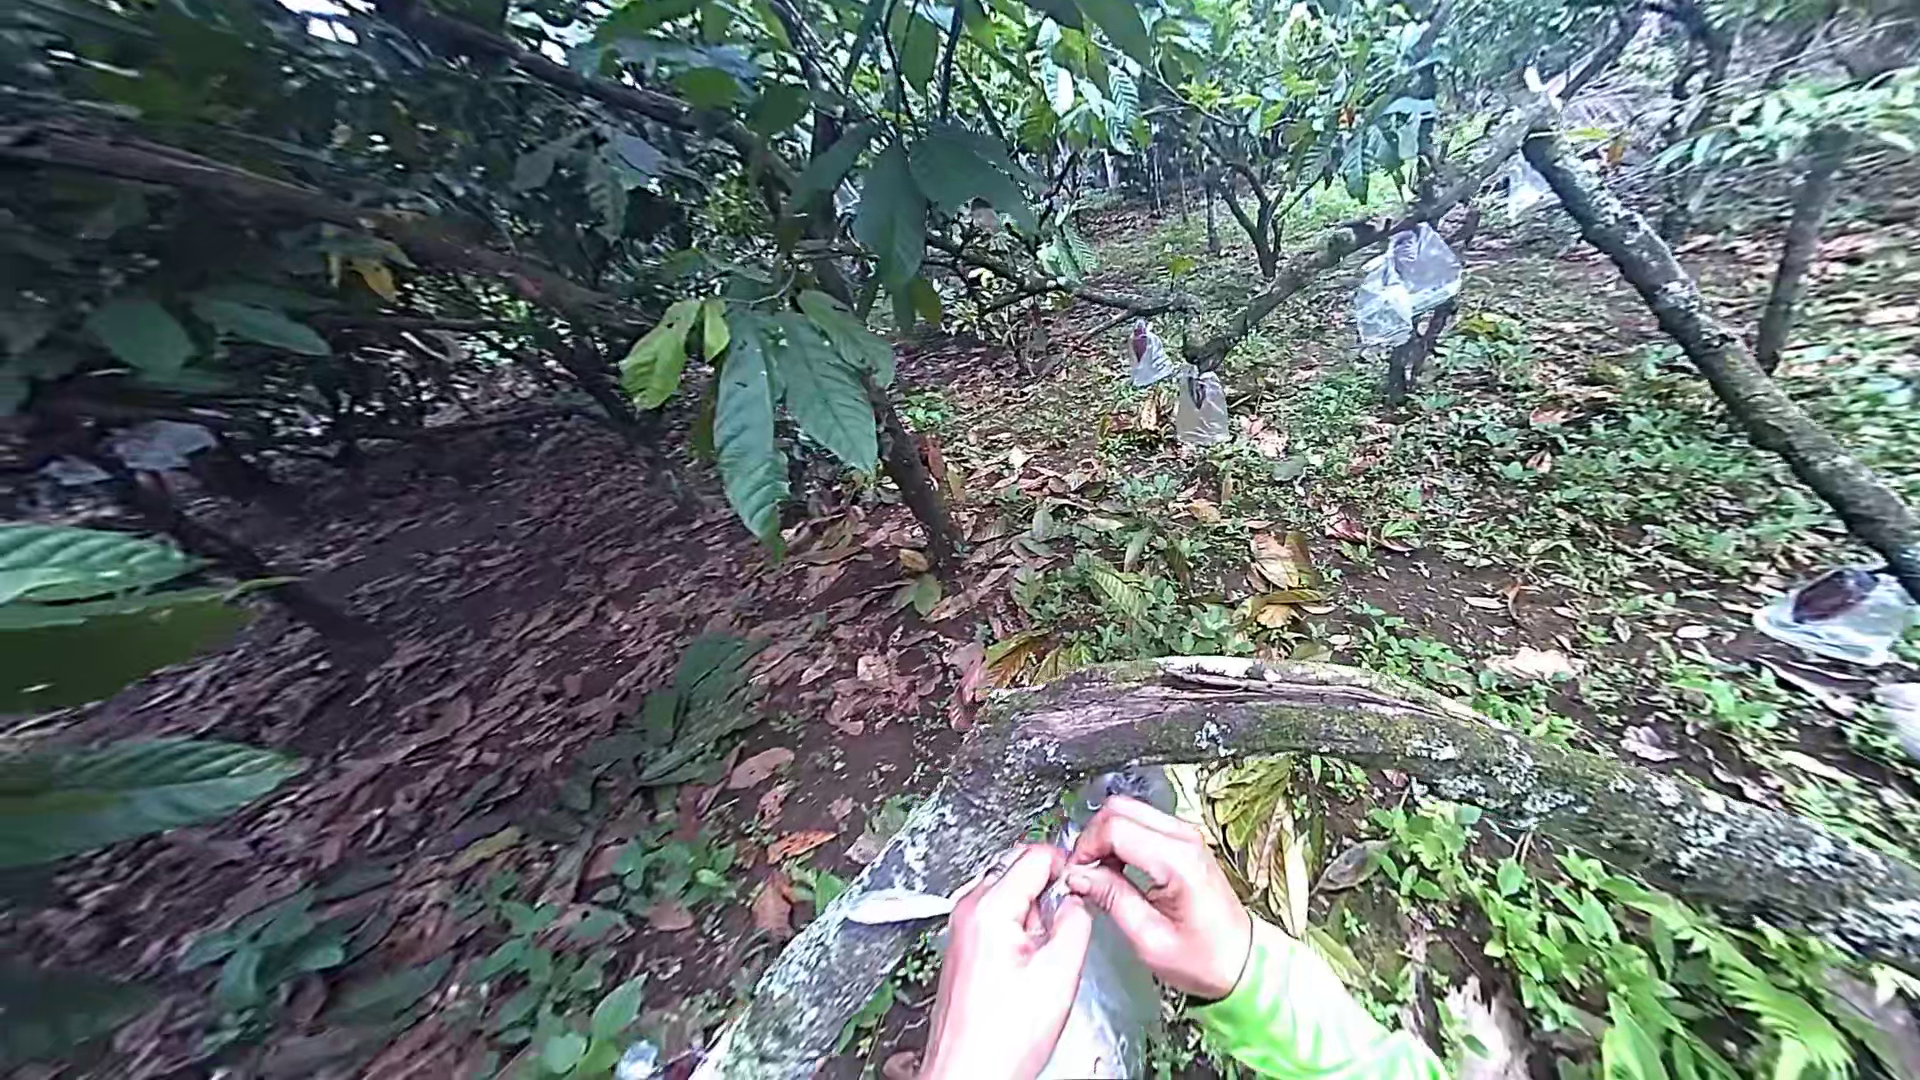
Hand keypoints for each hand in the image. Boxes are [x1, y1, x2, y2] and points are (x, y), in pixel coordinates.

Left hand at [919, 846, 1092, 1079]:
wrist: (966, 1074)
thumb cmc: (1003, 1039)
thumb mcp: (1058, 976)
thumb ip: (1075, 923)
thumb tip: (1077, 897)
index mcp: (991, 907)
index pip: (1034, 855)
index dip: (1064, 866)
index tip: (1079, 884)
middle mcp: (970, 906)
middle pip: (1017, 865)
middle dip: (1046, 885)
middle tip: (1064, 919)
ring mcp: (962, 922)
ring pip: (1007, 887)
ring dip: (1031, 905)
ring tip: (1042, 949)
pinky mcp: (962, 939)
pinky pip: (996, 909)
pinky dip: (1016, 921)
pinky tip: (1024, 960)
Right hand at [1065, 795, 1253, 999]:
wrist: (1244, 964)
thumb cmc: (1204, 960)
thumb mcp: (1149, 940)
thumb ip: (1111, 899)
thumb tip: (1077, 875)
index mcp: (1177, 860)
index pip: (1116, 829)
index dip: (1087, 847)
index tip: (1077, 872)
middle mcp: (1183, 836)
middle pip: (1119, 808)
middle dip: (1093, 835)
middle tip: (1084, 869)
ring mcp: (1184, 832)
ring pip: (1127, 808)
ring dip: (1105, 834)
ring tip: (1101, 871)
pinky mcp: (1182, 836)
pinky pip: (1140, 819)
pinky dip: (1120, 836)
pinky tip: (1118, 866)